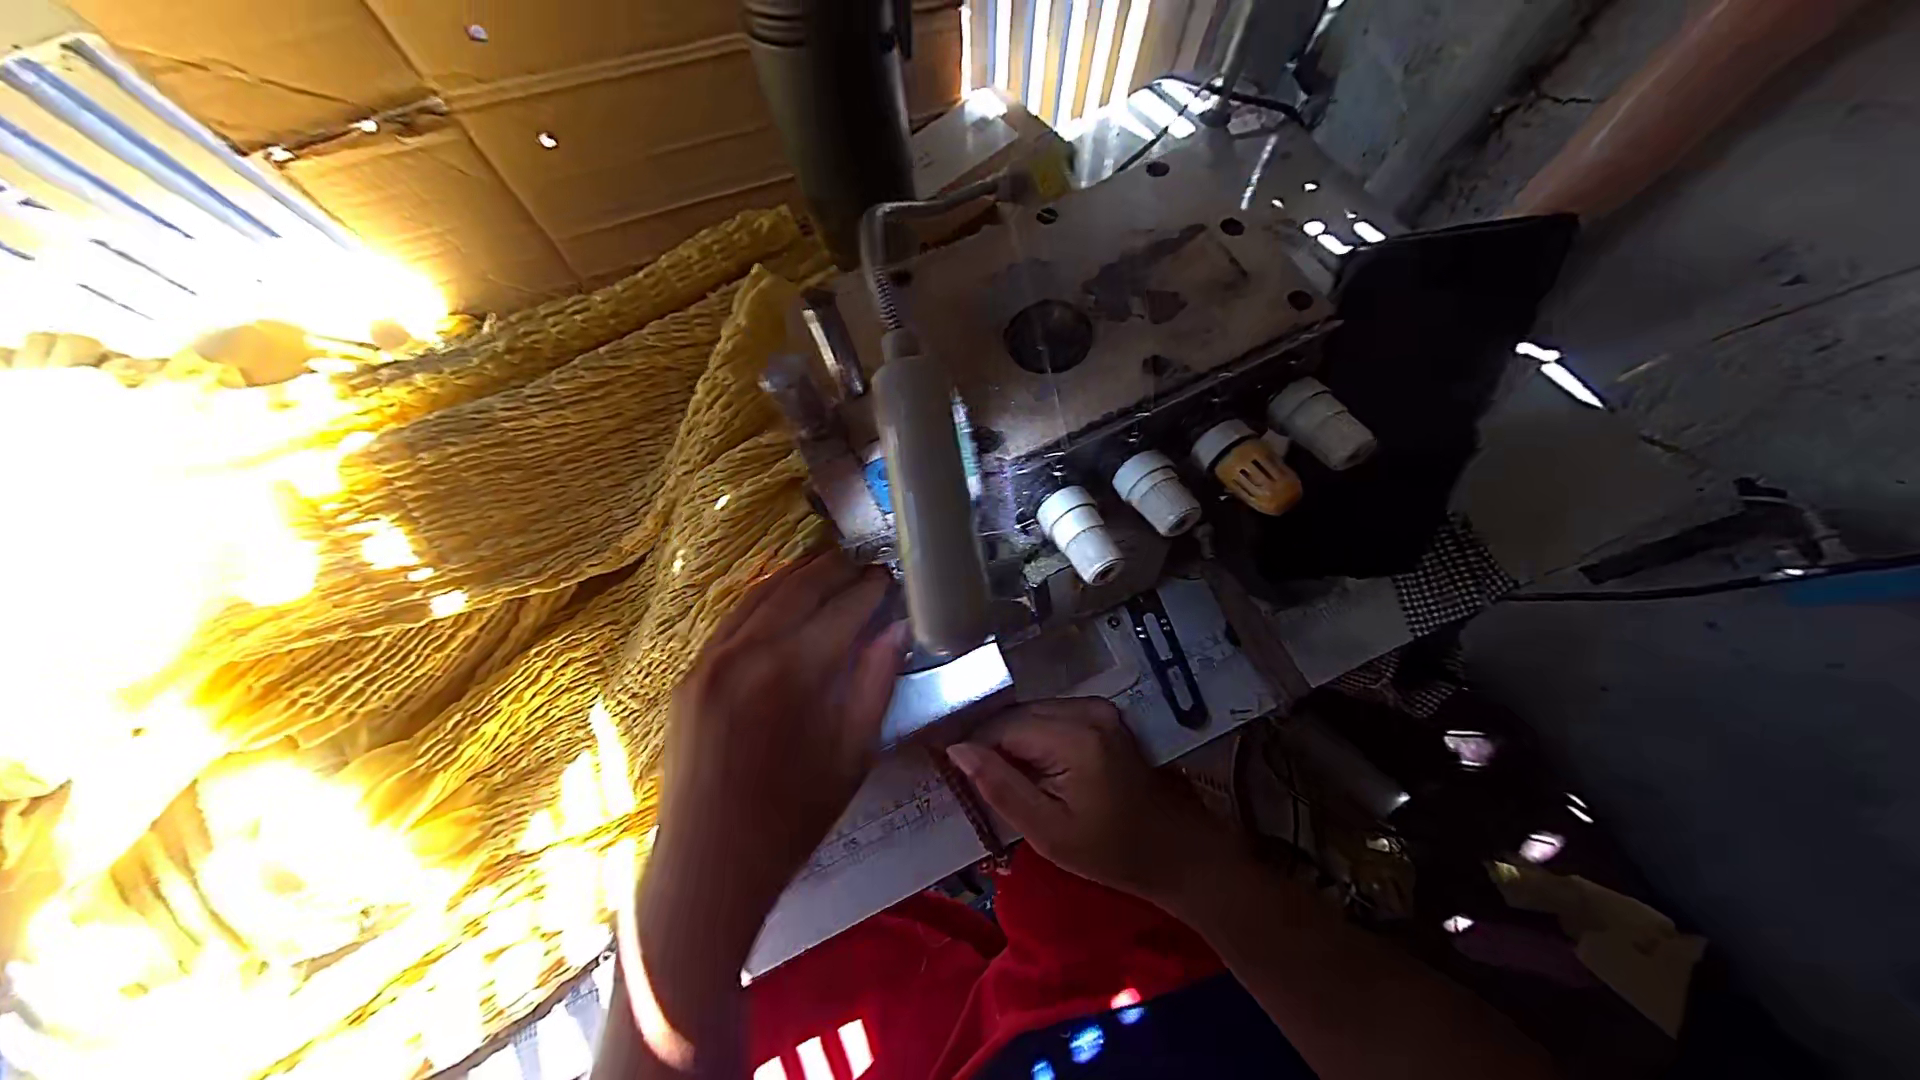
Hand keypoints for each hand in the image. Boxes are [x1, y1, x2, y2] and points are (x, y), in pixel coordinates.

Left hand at [646, 552, 909, 958]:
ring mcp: (709, 659)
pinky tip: (782, 597)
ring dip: (799, 574)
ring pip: (761, 593)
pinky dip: (764, 597)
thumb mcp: (853, 754)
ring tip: (829, 567)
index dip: (870, 589)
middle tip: (864, 564)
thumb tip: (896, 629)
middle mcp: (746, 652)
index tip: (889, 577)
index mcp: (793, 674)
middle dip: (836, 569)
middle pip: (799, 587)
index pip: (842, 609)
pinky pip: (733, 617)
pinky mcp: (689, 673)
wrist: (708, 866)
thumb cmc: (793, 819)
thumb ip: (876, 682)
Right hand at [945, 698, 1234, 904]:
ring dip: (1012, 740)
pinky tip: (1034, 768)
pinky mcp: (1102, 713)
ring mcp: (1097, 707)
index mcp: (1075, 737)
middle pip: (1016, 715)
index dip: (975, 750)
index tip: (959, 777)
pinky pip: (1050, 715)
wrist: (1174, 850)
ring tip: (1007, 778)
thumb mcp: (1047, 831)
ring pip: (1030, 713)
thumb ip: (1000, 786)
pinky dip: (1033, 737)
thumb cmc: (1110, 851)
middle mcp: (1086, 709)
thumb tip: (957, 750)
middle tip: (980, 783)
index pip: (1002, 727)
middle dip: (992, 744)